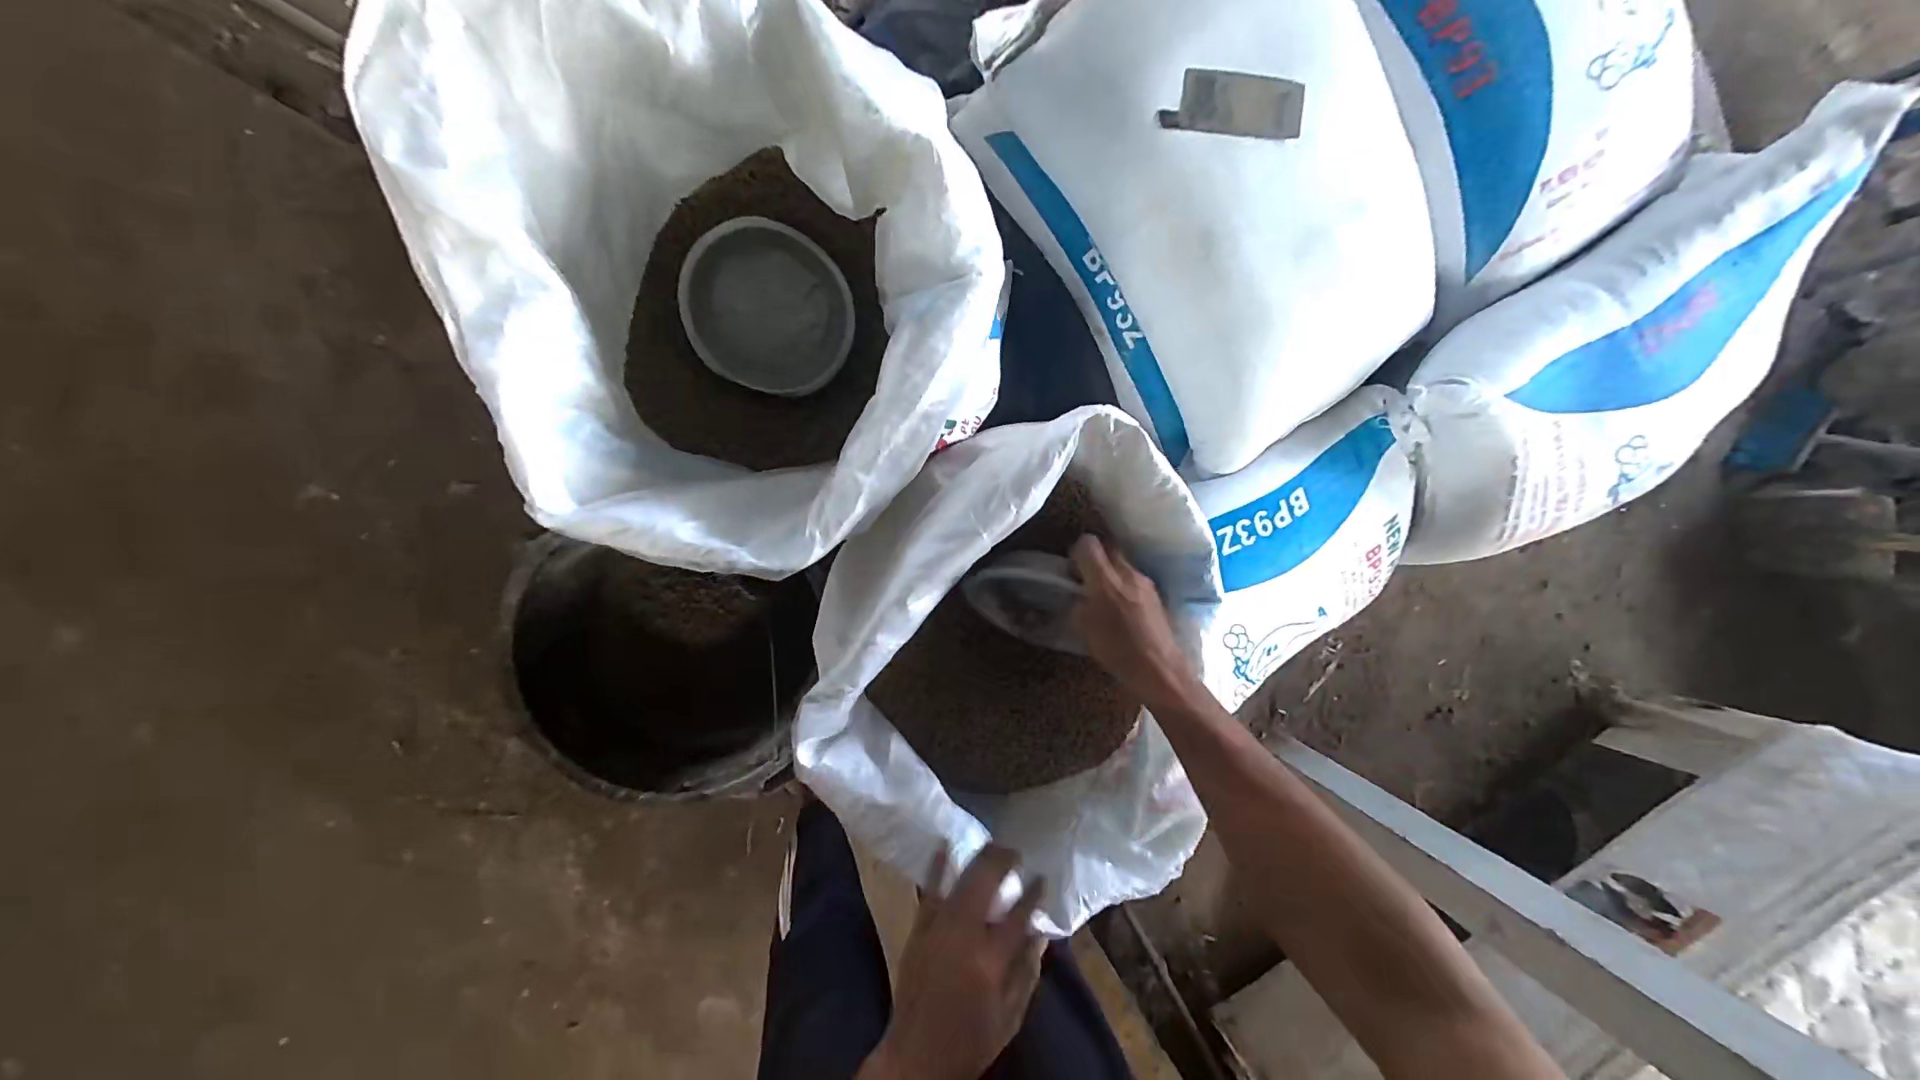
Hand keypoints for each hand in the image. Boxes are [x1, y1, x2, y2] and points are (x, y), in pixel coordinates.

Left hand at [859, 845, 1045, 1079]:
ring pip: (961, 881)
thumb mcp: (1010, 1017)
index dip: (1032, 892)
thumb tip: (1040, 932)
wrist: (916, 1057)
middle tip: (1016, 852)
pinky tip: (944, 845)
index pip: (1019, 914)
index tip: (1041, 876)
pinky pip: (929, 891)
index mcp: (992, 961)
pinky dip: (937, 867)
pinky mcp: (919, 929)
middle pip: (986, 884)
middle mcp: (964, 936)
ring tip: (993, 844)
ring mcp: (938, 929)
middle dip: (1003, 862)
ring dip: (978, 859)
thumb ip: (1027, 972)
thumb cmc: (970, 1041)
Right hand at [1071, 534, 1202, 712]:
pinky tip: (1122, 610)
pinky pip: (1134, 581)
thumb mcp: (1085, 630)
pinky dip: (1124, 587)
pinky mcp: (1156, 596)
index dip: (1076, 553)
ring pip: (1123, 565)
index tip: (1072, 572)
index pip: (1088, 544)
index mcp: (1106, 581)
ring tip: (1104, 598)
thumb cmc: (1118, 652)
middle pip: (1109, 549)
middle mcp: (1129, 574)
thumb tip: (1078, 595)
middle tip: (1085, 580)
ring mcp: (1146, 583)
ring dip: (1110, 574)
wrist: (1161, 671)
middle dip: (1095, 559)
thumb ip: (1078, 605)